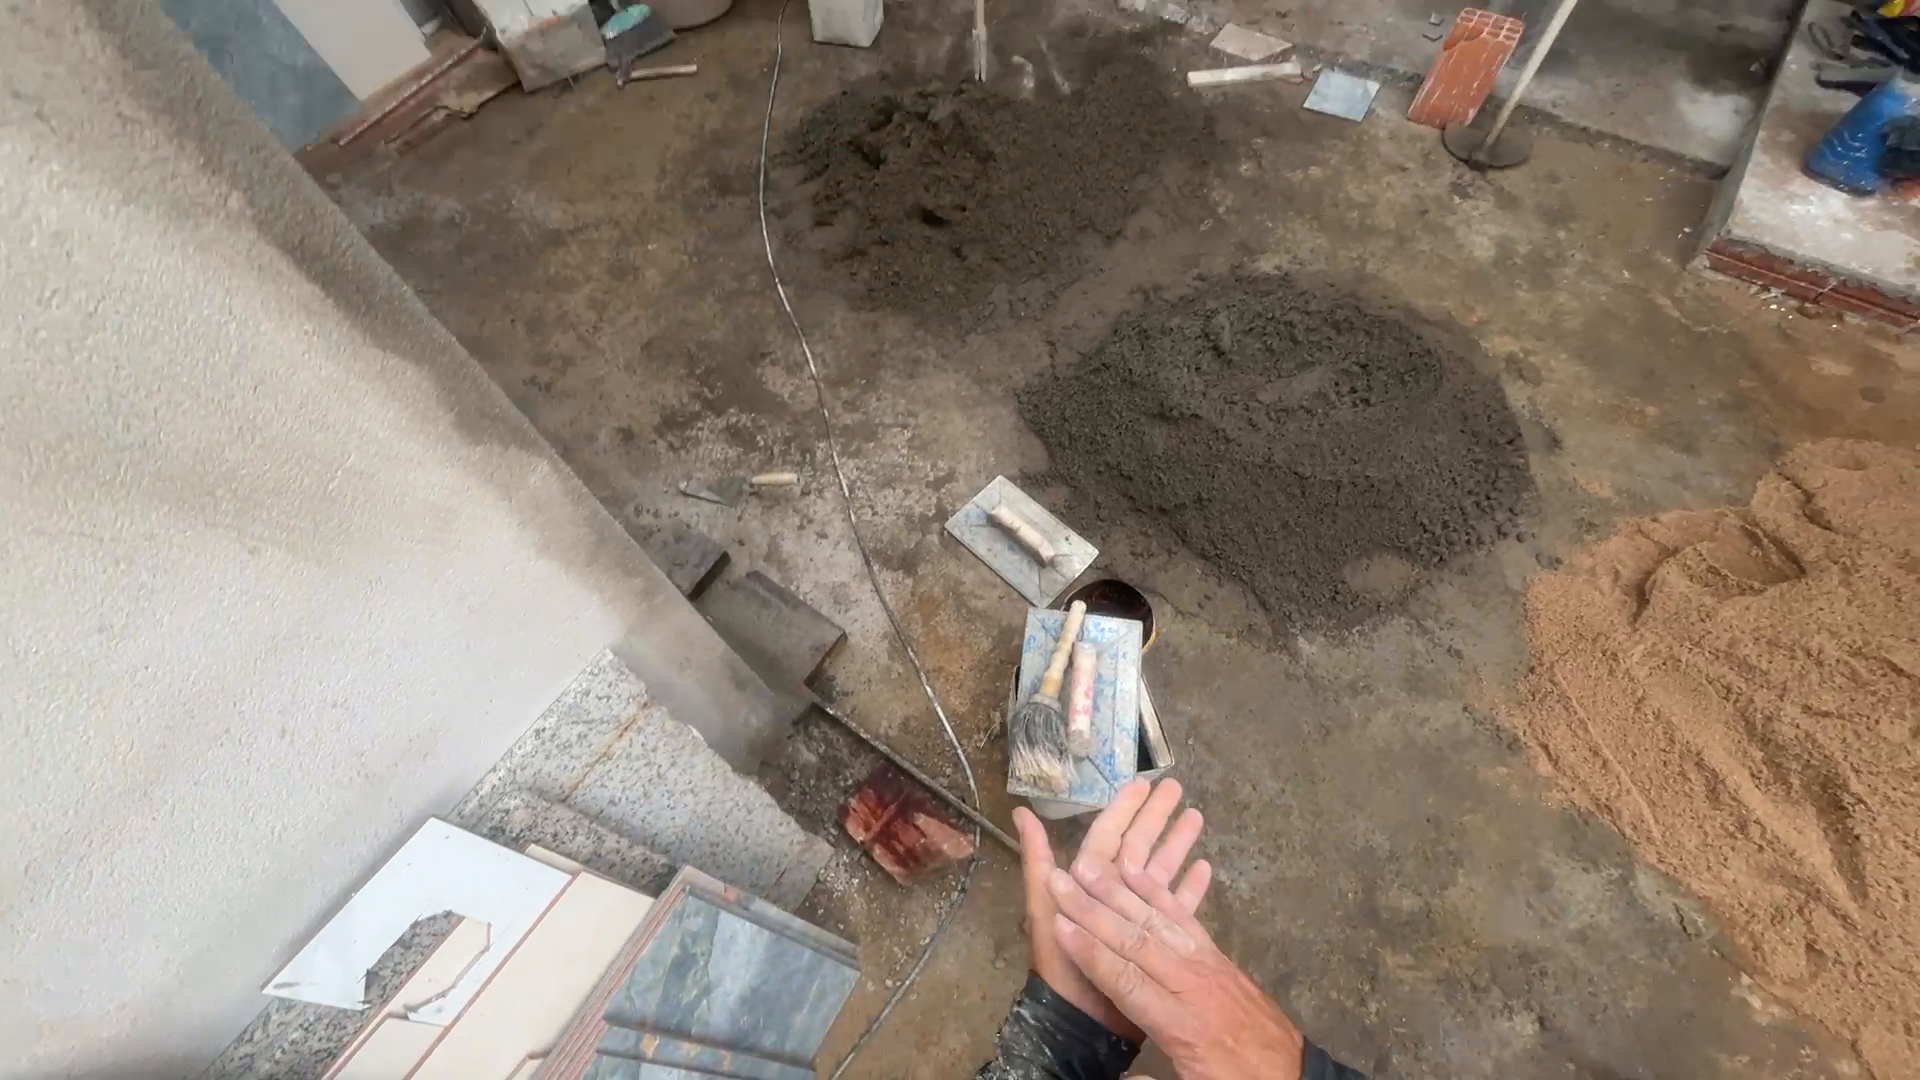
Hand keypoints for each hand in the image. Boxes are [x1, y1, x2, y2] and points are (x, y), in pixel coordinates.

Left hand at [1013, 778, 1212, 1041]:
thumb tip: (1020, 812)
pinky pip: (1174, 905)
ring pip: (1159, 868)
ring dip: (1176, 842)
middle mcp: (1112, 889)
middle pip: (1139, 844)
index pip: (1109, 833)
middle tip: (1176, 787)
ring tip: (1196, 816)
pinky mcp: (1153, 937)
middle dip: (1156, 815)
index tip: (1142, 783)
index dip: (1124, 807)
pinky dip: (1188, 887)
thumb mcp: (1045, 905)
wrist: (1081, 1018)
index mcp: (1088, 878)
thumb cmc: (1060, 959)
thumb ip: (1037, 859)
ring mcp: (1134, 912)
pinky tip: (1204, 867)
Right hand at [1047, 851, 1304, 1079]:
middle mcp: (1191, 985)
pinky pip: (1182, 915)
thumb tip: (1114, 1072)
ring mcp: (1206, 963)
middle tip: (1059, 881)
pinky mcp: (1216, 953)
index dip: (1091, 953)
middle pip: (1134, 939)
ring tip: (1086, 867)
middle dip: (1092, 909)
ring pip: (1155, 919)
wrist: (1296, 1079)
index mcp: (1182, 1027)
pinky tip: (1134, 870)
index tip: (1059, 924)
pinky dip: (1155, 890)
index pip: (1127, 981)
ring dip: (1117, 890)